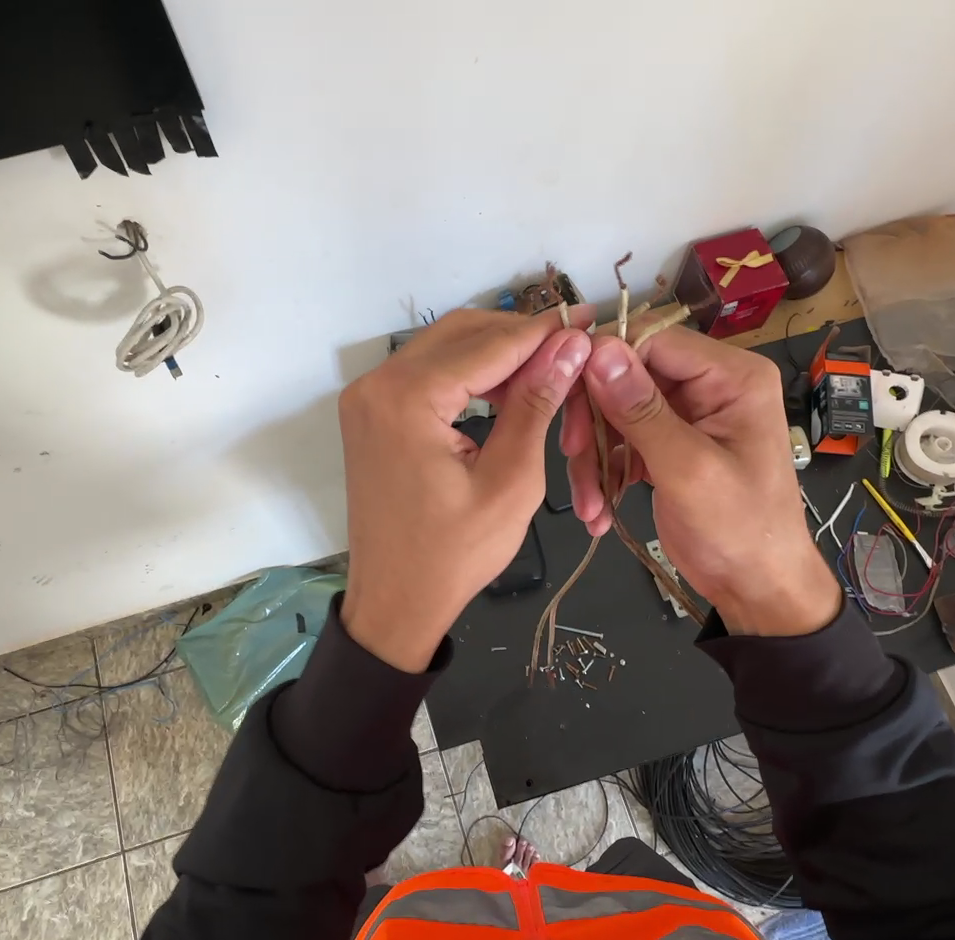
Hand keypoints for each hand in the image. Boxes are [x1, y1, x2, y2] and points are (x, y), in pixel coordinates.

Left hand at [340, 306, 595, 670]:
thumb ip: (536, 404)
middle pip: (461, 333)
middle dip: (518, 337)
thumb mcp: (510, 482)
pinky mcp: (370, 415)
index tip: (588, 322)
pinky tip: (503, 391)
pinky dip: (465, 375)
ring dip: (493, 354)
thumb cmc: (455, 555)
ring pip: (442, 348)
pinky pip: (424, 375)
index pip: (489, 344)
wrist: (396, 602)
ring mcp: (367, 398)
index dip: (543, 332)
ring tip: (546, 373)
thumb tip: (570, 344)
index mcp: (407, 398)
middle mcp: (376, 384)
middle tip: (570, 351)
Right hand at [560, 322, 841, 636]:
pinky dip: (606, 473)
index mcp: (732, 377)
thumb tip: (599, 349)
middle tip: (572, 455)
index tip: (566, 395)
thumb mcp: (687, 468)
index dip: (605, 362)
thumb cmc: (738, 529)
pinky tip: (600, 509)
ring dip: (596, 456)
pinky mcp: (669, 446)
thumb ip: (641, 409)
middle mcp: (710, 386)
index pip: (654, 340)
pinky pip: (624, 443)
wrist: (755, 587)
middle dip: (595, 419)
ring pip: (618, 412)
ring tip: (588, 502)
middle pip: (629, 377)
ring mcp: (688, 417)